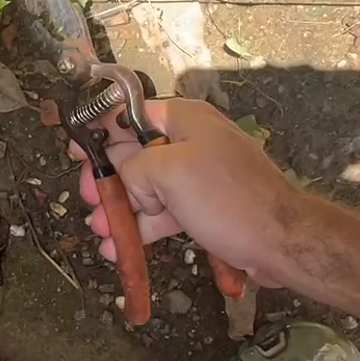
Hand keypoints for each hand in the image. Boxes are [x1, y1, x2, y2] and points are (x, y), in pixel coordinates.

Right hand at [73, 98, 310, 287]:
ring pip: (145, 187)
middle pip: (133, 154)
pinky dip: (141, 226)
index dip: (100, 129)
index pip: (130, 113)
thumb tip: (130, 184)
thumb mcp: (168, 171)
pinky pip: (163, 211)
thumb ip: (133, 168)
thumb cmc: (227, 197)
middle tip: (88, 199)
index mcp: (183, 119)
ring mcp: (196, 176)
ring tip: (101, 231)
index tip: (77, 150)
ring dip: (120, 208)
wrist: (282, 242)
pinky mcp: (201, 207)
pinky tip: (119, 247)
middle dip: (108, 179)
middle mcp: (189, 142)